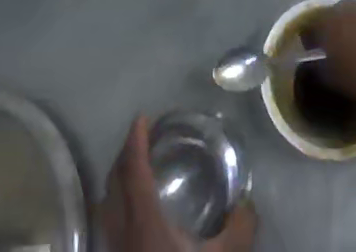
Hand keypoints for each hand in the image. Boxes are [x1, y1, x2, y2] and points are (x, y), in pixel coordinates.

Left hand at [100, 117, 256, 251]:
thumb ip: (237, 233)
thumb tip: (250, 206)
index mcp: (143, 217)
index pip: (133, 166)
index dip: (135, 138)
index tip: (142, 117)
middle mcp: (120, 225)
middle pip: (114, 177)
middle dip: (125, 153)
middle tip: (142, 140)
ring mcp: (112, 245)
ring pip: (106, 199)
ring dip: (118, 178)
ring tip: (136, 170)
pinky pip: (107, 220)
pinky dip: (116, 203)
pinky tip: (131, 212)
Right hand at [308, 0, 355, 119]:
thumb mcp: (332, 78)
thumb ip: (317, 66)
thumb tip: (313, 62)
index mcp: (324, 22)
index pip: (309, 27)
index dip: (310, 40)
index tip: (312, 51)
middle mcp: (341, 7)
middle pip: (329, 17)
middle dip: (330, 29)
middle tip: (335, 47)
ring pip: (350, 13)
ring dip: (349, 24)